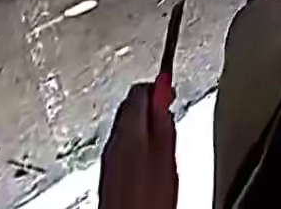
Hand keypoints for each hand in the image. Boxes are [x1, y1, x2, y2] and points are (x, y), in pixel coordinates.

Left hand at [100, 83, 176, 208]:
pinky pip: (123, 146)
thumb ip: (163, 115)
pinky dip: (137, 143)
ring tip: (163, 136)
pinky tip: (150, 158)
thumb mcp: (166, 150)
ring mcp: (109, 158)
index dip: (157, 87)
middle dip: (149, 105)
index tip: (171, 93)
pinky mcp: (109, 176)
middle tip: (168, 111)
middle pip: (129, 106)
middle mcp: (113, 140)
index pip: (139, 90)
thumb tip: (163, 83)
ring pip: (126, 126)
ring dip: (144, 124)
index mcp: (128, 128)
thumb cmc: (150, 197)